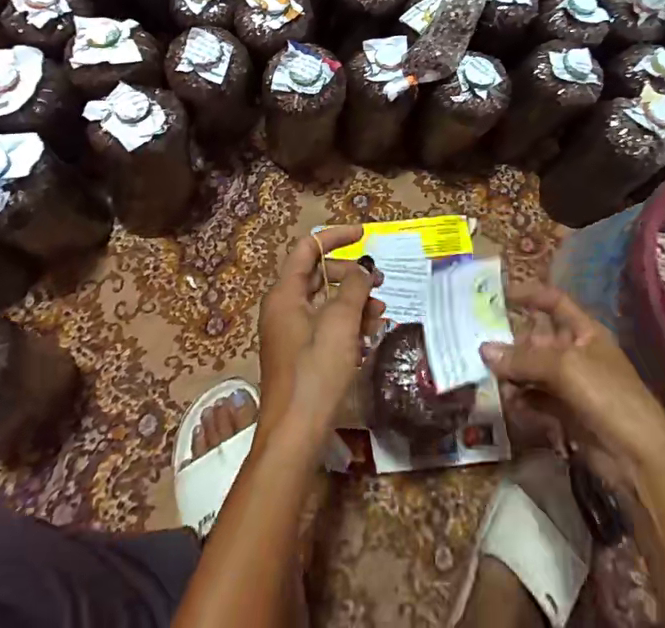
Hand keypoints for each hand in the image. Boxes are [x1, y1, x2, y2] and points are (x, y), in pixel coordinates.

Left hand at [257, 225, 385, 441]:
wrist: (296, 431)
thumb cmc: (316, 370)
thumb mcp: (340, 322)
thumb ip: (354, 287)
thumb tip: (362, 269)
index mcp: (285, 294)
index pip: (307, 249)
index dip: (335, 237)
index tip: (364, 233)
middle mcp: (284, 308)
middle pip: (320, 275)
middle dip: (352, 274)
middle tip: (379, 282)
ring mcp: (292, 332)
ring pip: (327, 302)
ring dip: (356, 302)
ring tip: (380, 313)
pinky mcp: (302, 353)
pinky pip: (328, 325)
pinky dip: (349, 323)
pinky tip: (370, 334)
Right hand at [481, 280, 664, 484]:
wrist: (637, 455)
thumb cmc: (607, 395)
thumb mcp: (566, 367)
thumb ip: (524, 358)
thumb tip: (484, 349)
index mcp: (585, 332)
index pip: (554, 302)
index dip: (530, 295)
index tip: (499, 294)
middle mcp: (576, 353)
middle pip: (537, 340)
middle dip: (511, 342)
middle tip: (479, 348)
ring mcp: (570, 385)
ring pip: (531, 371)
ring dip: (512, 375)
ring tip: (492, 381)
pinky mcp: (563, 414)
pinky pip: (534, 399)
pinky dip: (521, 401)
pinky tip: (510, 405)